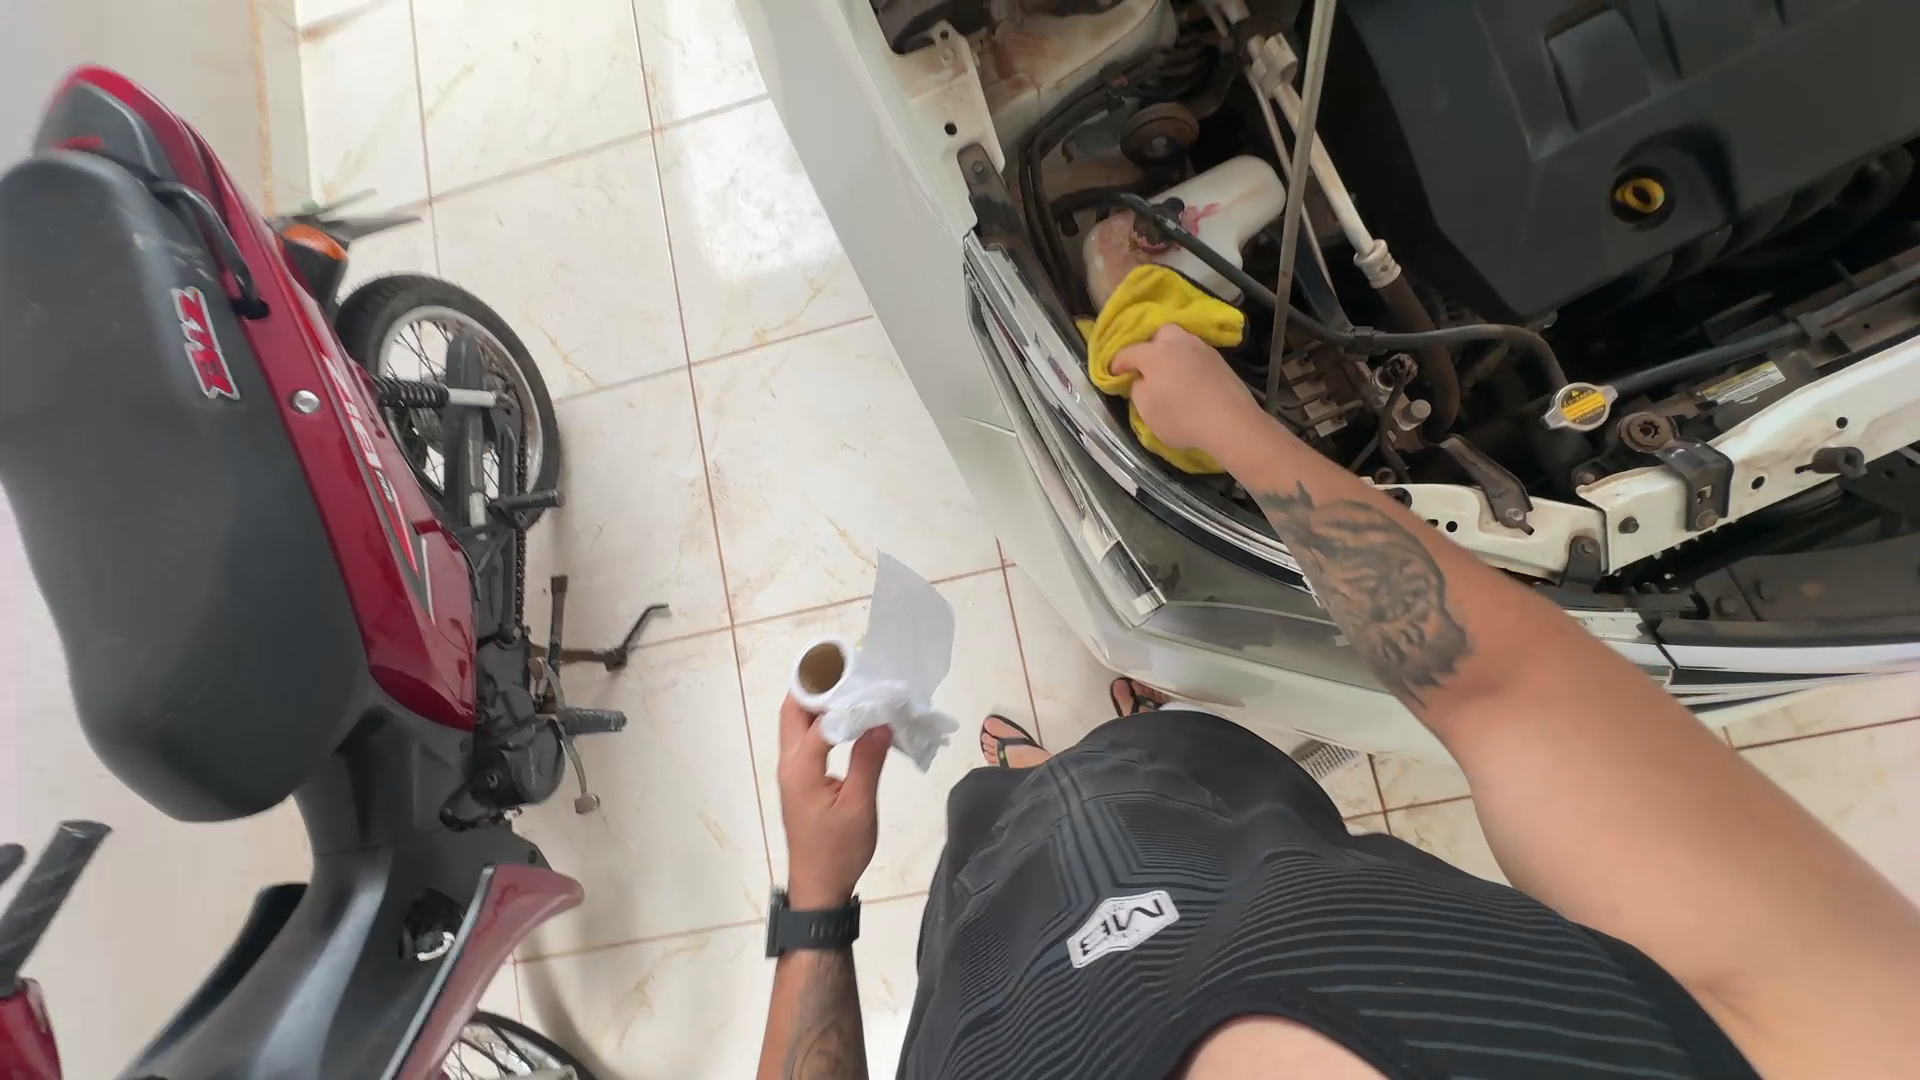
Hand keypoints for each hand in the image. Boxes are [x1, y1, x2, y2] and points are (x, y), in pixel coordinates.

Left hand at [776, 694, 890, 908]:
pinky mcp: (802, 779)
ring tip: (852, 685)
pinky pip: (807, 738)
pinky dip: (824, 720)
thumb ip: (868, 760)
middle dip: (817, 686)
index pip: (817, 718)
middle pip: (794, 711)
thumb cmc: (839, 849)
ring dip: (820, 701)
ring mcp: (793, 771)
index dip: (839, 695)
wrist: (820, 888)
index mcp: (801, 766)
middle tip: (849, 668)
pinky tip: (849, 717)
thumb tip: (881, 720)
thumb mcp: (859, 805)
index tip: (864, 675)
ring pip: (798, 723)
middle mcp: (790, 763)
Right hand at [1111, 323, 1272, 460]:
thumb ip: (1137, 389)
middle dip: (1149, 347)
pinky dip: (1187, 362)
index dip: (1117, 364)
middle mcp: (1178, 343)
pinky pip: (1195, 353)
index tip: (1113, 374)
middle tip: (1146, 368)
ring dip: (1171, 353)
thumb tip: (1139, 379)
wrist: (1230, 422)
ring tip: (1168, 372)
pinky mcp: (1219, 360)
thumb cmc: (1180, 418)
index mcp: (1154, 353)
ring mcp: (1202, 348)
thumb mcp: (1146, 410)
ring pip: (1180, 341)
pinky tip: (1188, 378)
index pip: (1128, 352)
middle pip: (1159, 335)